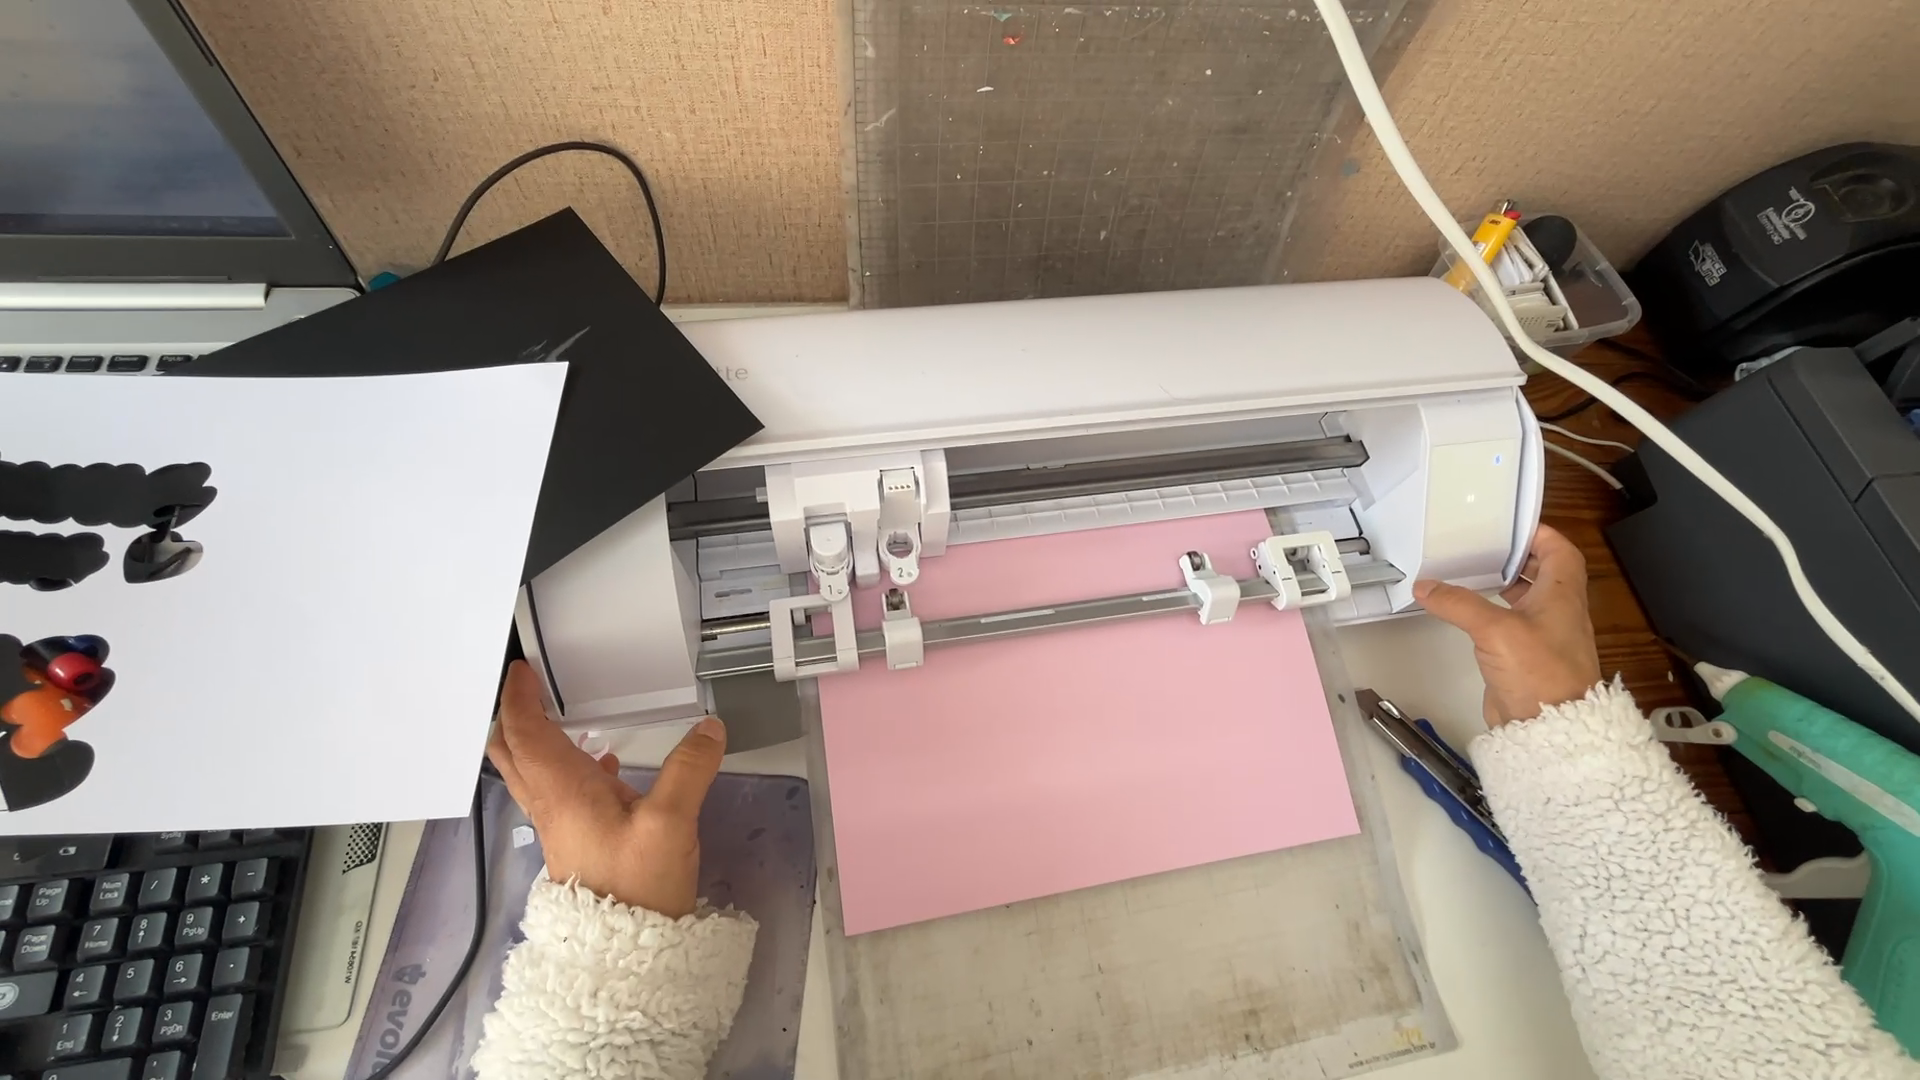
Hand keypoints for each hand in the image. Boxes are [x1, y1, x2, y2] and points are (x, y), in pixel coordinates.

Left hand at [486, 660, 726, 916]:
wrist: (624, 956)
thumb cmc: (636, 886)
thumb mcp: (670, 823)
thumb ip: (689, 769)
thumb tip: (709, 727)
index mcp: (563, 792)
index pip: (526, 734)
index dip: (519, 699)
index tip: (521, 670)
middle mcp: (553, 805)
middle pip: (513, 754)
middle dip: (513, 718)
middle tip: (528, 689)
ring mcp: (563, 825)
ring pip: (534, 773)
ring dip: (536, 740)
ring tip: (562, 715)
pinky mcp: (579, 841)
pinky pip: (560, 790)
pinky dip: (569, 765)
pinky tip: (606, 765)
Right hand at [1412, 524, 1602, 726]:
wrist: (1549, 727)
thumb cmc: (1540, 673)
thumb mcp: (1495, 628)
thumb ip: (1458, 603)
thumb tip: (1426, 586)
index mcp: (1562, 598)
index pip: (1561, 554)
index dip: (1542, 535)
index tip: (1514, 525)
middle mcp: (1557, 613)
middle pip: (1545, 574)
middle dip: (1517, 557)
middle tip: (1486, 546)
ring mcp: (1543, 636)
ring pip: (1527, 598)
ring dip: (1504, 583)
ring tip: (1473, 573)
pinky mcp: (1525, 657)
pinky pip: (1510, 623)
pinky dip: (1491, 610)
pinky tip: (1468, 612)